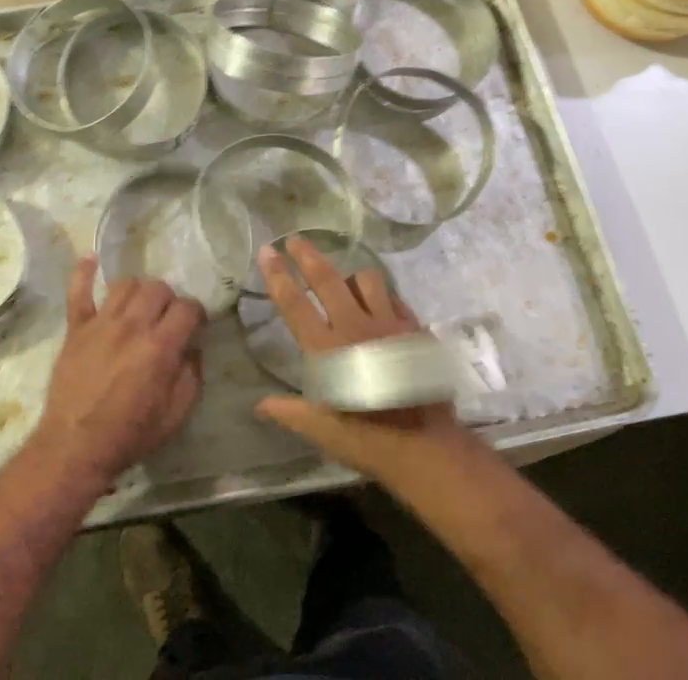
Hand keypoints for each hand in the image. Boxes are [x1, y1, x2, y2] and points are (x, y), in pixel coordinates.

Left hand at [30, 257, 205, 488]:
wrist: (76, 446)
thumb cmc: (130, 435)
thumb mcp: (176, 415)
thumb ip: (191, 376)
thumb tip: (193, 349)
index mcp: (160, 348)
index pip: (187, 308)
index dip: (196, 314)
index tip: (195, 326)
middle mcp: (131, 327)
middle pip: (158, 289)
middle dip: (169, 300)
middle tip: (167, 319)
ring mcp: (100, 324)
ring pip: (125, 284)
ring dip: (139, 290)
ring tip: (140, 305)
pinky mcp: (75, 329)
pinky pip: (78, 291)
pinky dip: (84, 273)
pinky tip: (91, 261)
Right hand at [254, 236, 478, 485]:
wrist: (427, 447)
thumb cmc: (368, 440)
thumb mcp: (321, 431)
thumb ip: (290, 411)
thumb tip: (260, 405)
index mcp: (327, 350)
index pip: (295, 304)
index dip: (278, 275)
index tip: (267, 251)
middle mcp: (355, 328)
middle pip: (327, 279)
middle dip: (308, 255)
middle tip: (295, 240)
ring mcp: (388, 325)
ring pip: (366, 281)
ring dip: (350, 277)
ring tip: (345, 282)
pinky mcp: (414, 331)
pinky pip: (394, 299)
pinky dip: (381, 296)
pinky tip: (380, 305)